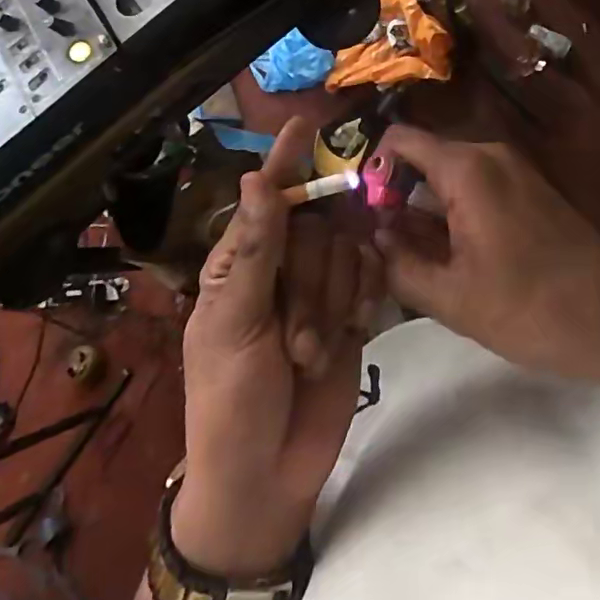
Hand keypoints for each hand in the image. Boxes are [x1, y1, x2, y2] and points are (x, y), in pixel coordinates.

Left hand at [173, 116, 382, 578]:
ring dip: (332, 306)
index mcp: (239, 262)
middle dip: (313, 283)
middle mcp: (279, 267)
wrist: (266, 474)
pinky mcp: (349, 319)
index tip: (302, 124)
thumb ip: (255, 248)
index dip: (284, 163)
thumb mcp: (234, 320)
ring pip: (344, 257)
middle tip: (296, 343)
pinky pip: (368, 285)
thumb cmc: (230, 396)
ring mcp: (316, 293)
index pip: (266, 200)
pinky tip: (354, 332)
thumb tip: (255, 178)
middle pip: (316, 229)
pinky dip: (361, 305)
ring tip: (310, 357)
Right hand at [370, 125, 599, 408]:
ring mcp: (512, 170)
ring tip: (403, 251)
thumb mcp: (448, 298)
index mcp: (467, 169)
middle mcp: (488, 155)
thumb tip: (371, 236)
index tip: (357, 208)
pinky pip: (470, 185)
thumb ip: (396, 262)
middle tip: (376, 237)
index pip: (397, 139)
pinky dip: (447, 210)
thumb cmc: (531, 311)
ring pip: (443, 173)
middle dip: (392, 192)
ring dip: (419, 206)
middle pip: (418, 157)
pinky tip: (442, 252)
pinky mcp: (526, 189)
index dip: (369, 168)